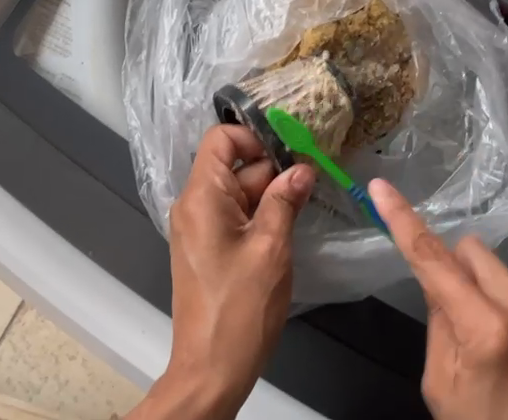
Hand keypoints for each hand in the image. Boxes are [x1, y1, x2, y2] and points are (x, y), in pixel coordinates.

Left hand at [130, 125, 315, 419]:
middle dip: (272, 169)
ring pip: (238, 191)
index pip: (220, 138)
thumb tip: (303, 168)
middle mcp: (194, 204)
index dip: (254, 137)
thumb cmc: (240, 308)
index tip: (290, 151)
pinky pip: (235, 215)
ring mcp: (199, 227)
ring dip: (271, 194)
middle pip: (234, 166)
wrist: (210, 370)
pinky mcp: (208, 247)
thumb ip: (285, 201)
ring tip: (307, 201)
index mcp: (201, 196)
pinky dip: (261, 214)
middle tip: (313, 178)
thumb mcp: (271, 249)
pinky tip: (288, 224)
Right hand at [370, 178, 507, 419]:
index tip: (382, 189)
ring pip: (503, 276)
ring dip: (487, 295)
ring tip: (491, 346)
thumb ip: (438, 323)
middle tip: (452, 311)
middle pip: (474, 253)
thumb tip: (439, 283)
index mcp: (485, 330)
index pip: (432, 260)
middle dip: (456, 270)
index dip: (403, 221)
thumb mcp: (441, 384)